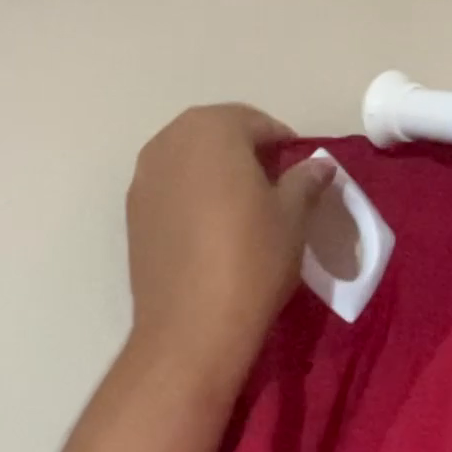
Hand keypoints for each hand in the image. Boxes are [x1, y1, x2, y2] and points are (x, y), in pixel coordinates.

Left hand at [125, 104, 336, 386]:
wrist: (192, 328)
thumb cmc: (251, 262)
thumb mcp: (292, 219)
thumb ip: (304, 181)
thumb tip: (318, 165)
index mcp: (211, 129)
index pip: (256, 123)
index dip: (284, 146)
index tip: (301, 174)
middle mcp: (168, 143)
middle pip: (216, 138)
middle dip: (245, 157)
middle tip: (274, 192)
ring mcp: (143, 180)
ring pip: (188, 166)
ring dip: (215, 179)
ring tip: (242, 215)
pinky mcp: (132, 218)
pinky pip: (170, 195)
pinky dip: (192, 203)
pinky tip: (211, 236)